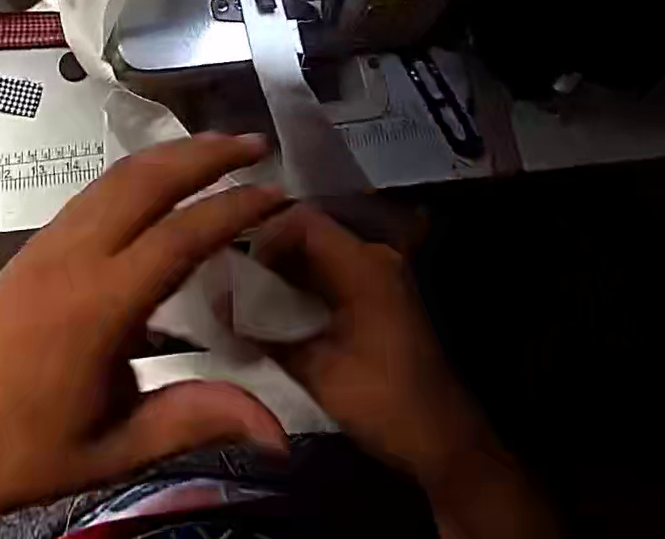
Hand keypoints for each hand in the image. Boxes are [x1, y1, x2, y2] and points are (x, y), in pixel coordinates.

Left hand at [0, 135, 289, 538]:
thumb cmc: (22, 449)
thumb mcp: (115, 448)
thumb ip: (196, 420)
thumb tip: (279, 430)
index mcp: (100, 304)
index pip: (181, 236)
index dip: (235, 207)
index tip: (277, 191)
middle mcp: (76, 254)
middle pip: (149, 180)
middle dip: (205, 154)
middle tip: (254, 143)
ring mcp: (52, 240)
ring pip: (120, 175)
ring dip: (171, 153)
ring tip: (217, 147)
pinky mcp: (38, 241)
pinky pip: (97, 189)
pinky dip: (139, 170)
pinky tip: (159, 177)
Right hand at [251, 204, 554, 538]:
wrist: (447, 444)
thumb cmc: (383, 402)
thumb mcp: (317, 371)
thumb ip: (265, 333)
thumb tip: (218, 305)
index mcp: (363, 265)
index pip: (304, 220)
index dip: (266, 233)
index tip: (240, 263)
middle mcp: (375, 257)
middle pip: (311, 231)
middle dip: (270, 249)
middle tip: (236, 274)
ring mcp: (381, 273)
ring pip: (320, 250)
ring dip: (285, 265)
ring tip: (249, 288)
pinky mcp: (380, 292)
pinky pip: (334, 268)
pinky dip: (304, 279)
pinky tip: (278, 303)